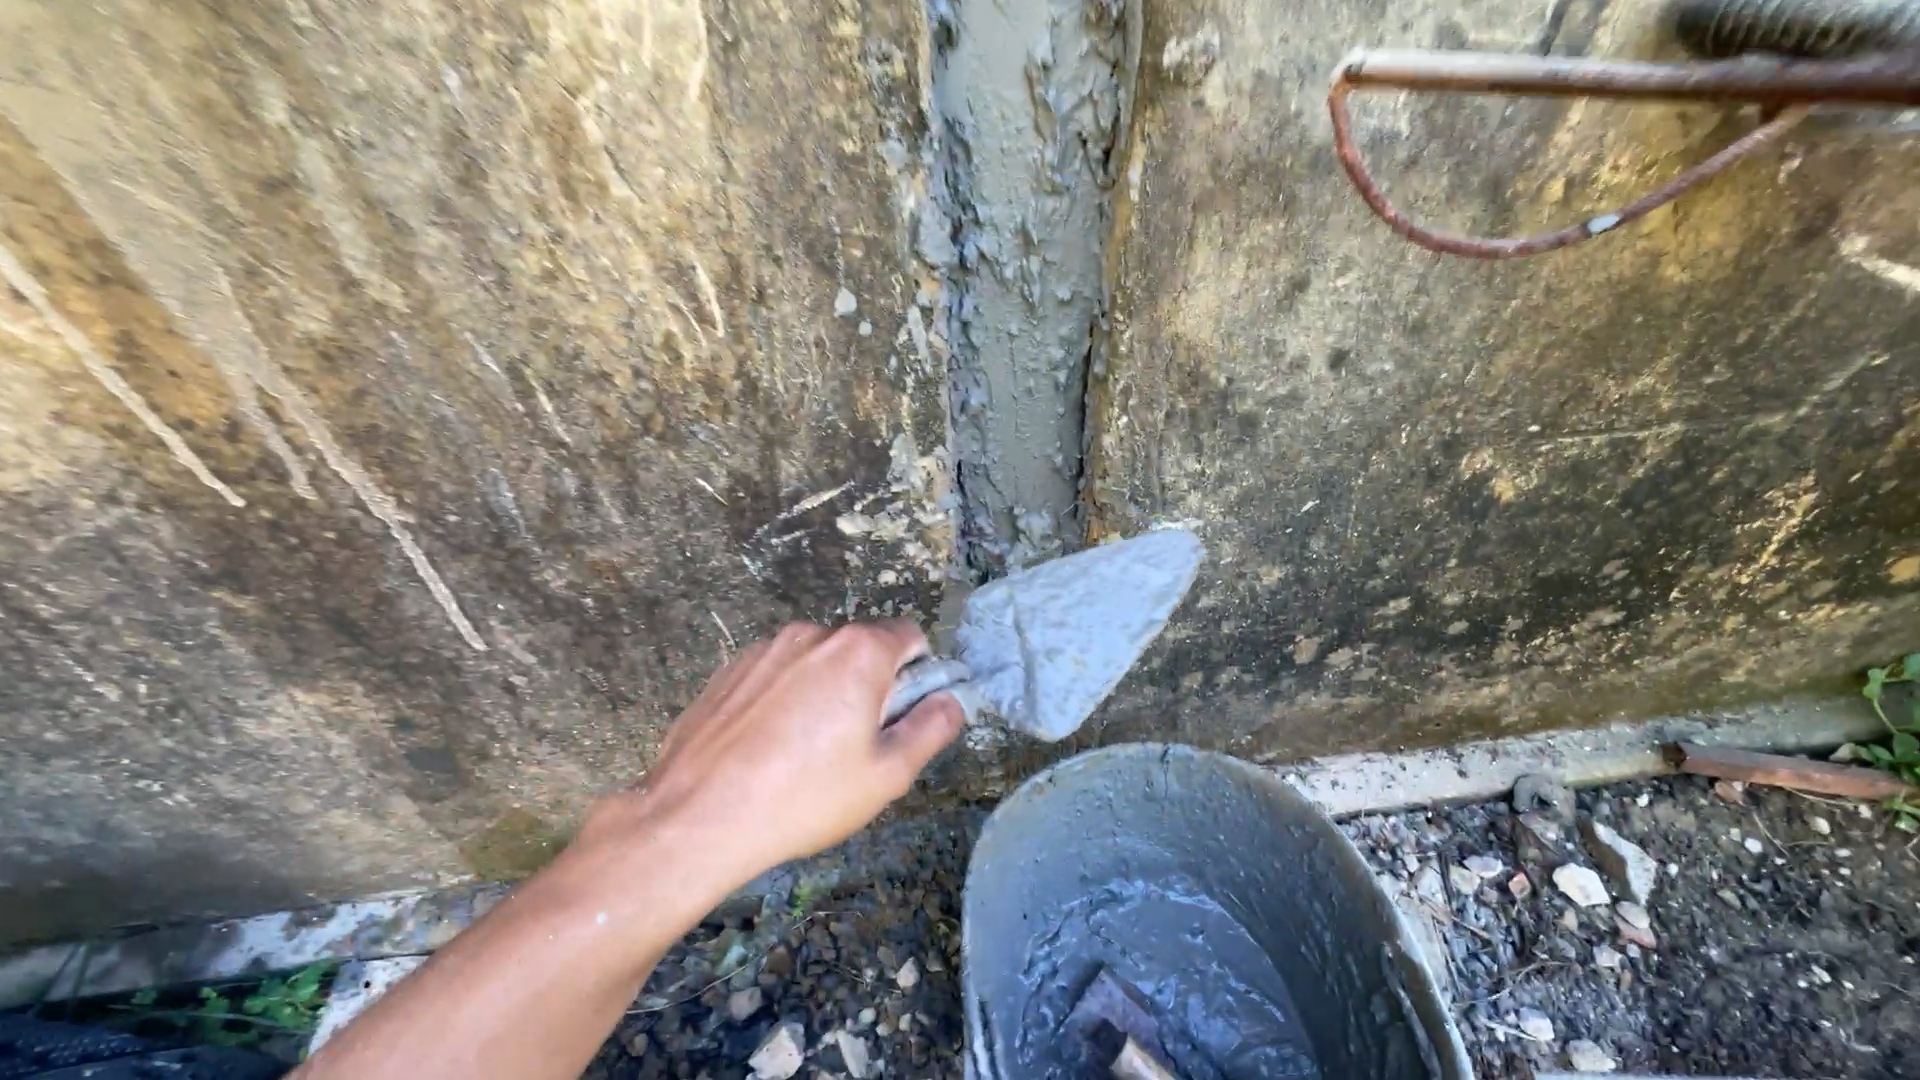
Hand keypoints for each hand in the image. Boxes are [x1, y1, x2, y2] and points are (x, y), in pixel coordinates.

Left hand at [581, 620, 964, 891]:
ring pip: (817, 661)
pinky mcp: (730, 669)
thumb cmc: (804, 797)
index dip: (918, 674)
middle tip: (855, 745)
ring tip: (805, 752)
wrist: (698, 816)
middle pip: (861, 647)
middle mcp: (812, 634)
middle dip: (870, 685)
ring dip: (825, 690)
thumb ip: (931, 728)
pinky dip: (784, 698)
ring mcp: (765, 649)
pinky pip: (776, 674)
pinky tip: (767, 748)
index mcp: (859, 650)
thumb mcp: (887, 775)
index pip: (910, 636)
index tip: (901, 717)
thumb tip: (950, 700)